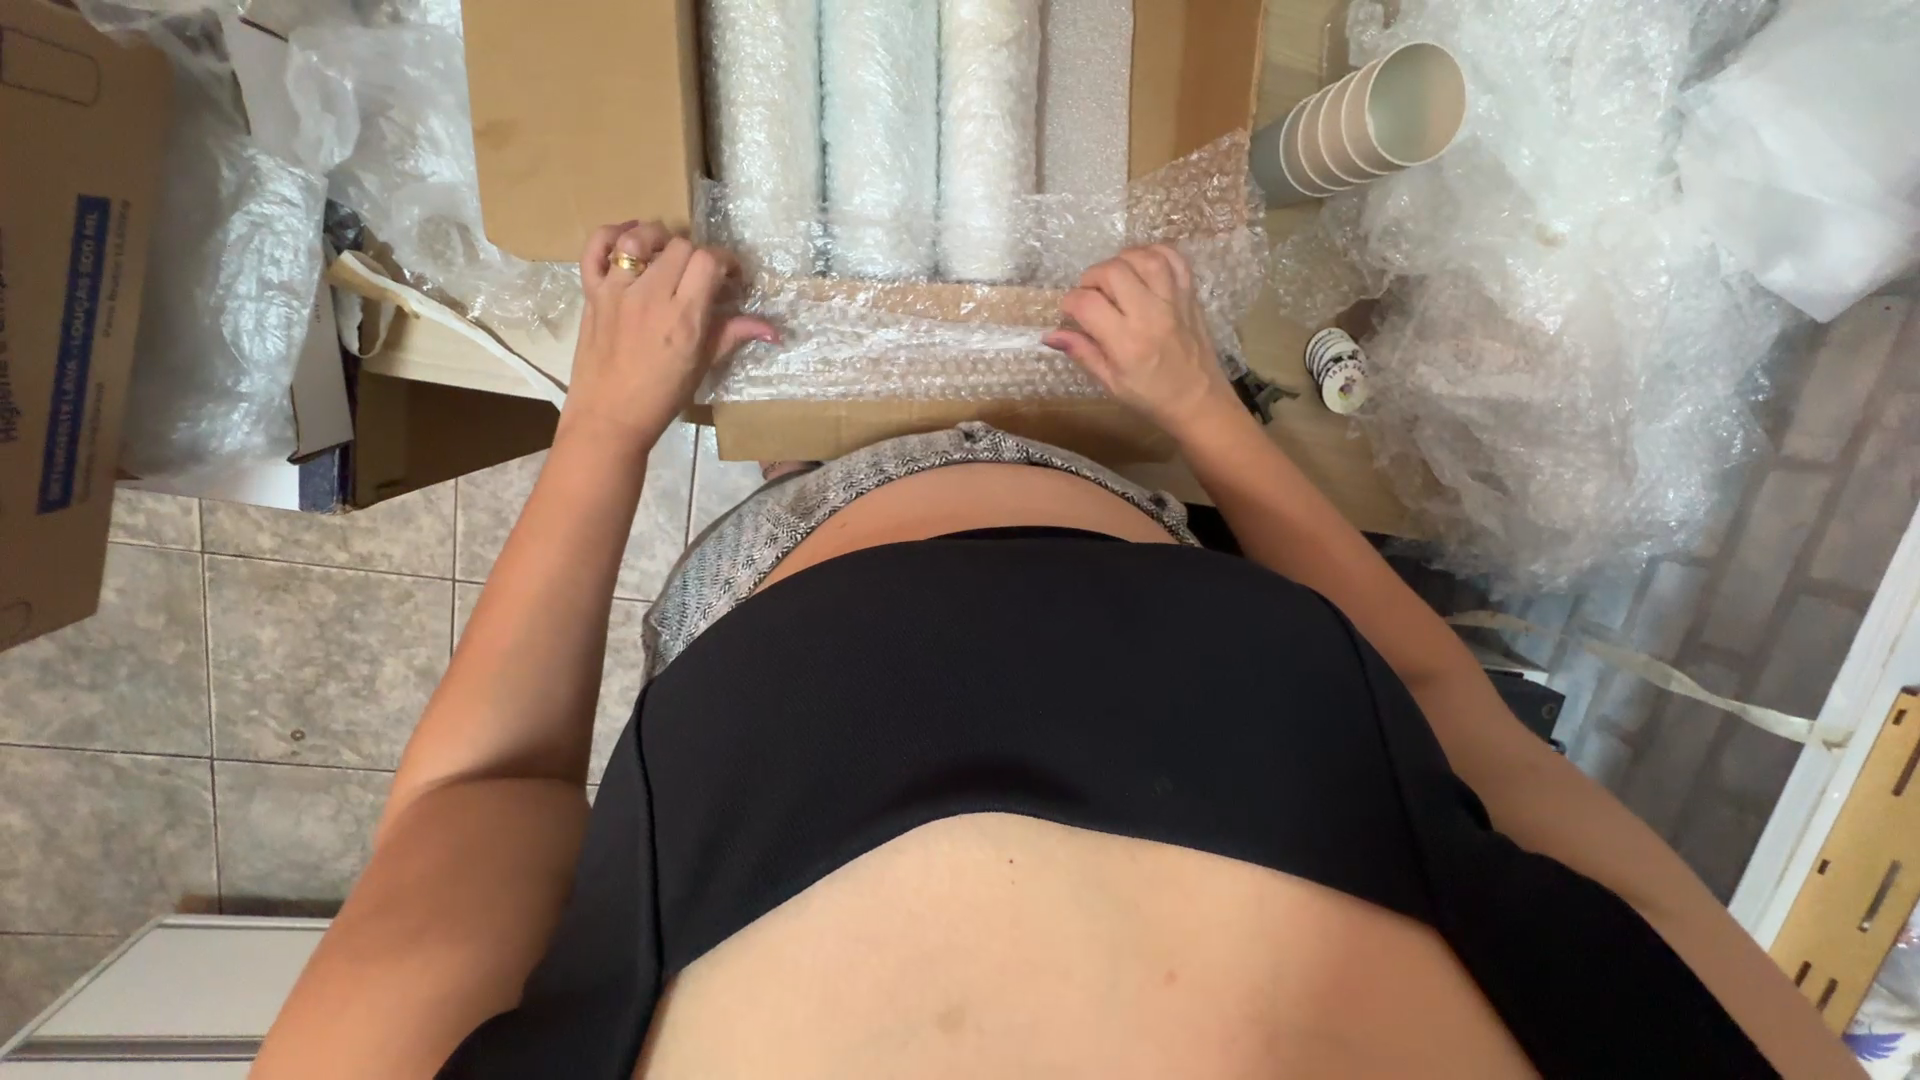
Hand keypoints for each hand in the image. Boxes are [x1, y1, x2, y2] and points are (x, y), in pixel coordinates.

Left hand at [561, 221, 777, 452]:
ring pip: (638, 239)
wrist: (611, 416)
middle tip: (701, 274)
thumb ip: (734, 335)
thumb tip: (774, 330)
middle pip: (680, 247)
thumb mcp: (704, 364)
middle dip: (698, 254)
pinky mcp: (592, 293)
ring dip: (658, 237)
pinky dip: (611, 234)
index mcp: (683, 317)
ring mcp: (617, 291)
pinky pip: (595, 249)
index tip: (731, 276)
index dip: (726, 261)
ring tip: (667, 252)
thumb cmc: (663, 396)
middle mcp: (650, 296)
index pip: (708, 262)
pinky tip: (627, 238)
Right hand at [1042, 245, 1239, 437]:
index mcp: (1126, 343)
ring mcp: (1173, 301)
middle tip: (1090, 294)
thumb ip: (1082, 352)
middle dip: (1092, 277)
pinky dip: (1155, 253)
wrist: (1198, 400)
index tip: (1070, 312)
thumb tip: (1049, 335)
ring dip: (1121, 260)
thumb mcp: (1110, 382)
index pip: (1087, 303)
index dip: (1069, 302)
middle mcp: (1150, 315)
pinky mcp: (1190, 295)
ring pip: (1143, 258)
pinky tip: (1142, 266)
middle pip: (1113, 271)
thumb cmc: (1151, 397)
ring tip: (1114, 277)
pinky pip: (1174, 259)